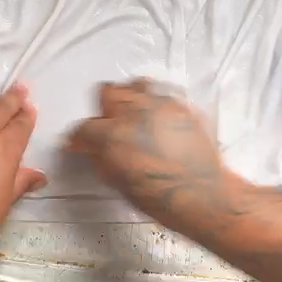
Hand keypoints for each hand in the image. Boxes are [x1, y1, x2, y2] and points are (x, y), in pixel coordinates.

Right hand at [65, 79, 246, 230]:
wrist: (200, 194)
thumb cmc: (158, 196)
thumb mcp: (117, 182)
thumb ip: (99, 158)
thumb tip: (91, 148)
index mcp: (112, 135)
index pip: (84, 127)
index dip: (80, 138)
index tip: (83, 144)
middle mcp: (134, 112)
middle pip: (108, 92)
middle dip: (104, 107)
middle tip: (109, 123)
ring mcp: (160, 105)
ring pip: (136, 85)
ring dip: (131, 98)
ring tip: (135, 114)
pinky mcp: (182, 106)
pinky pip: (163, 94)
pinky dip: (156, 104)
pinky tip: (159, 118)